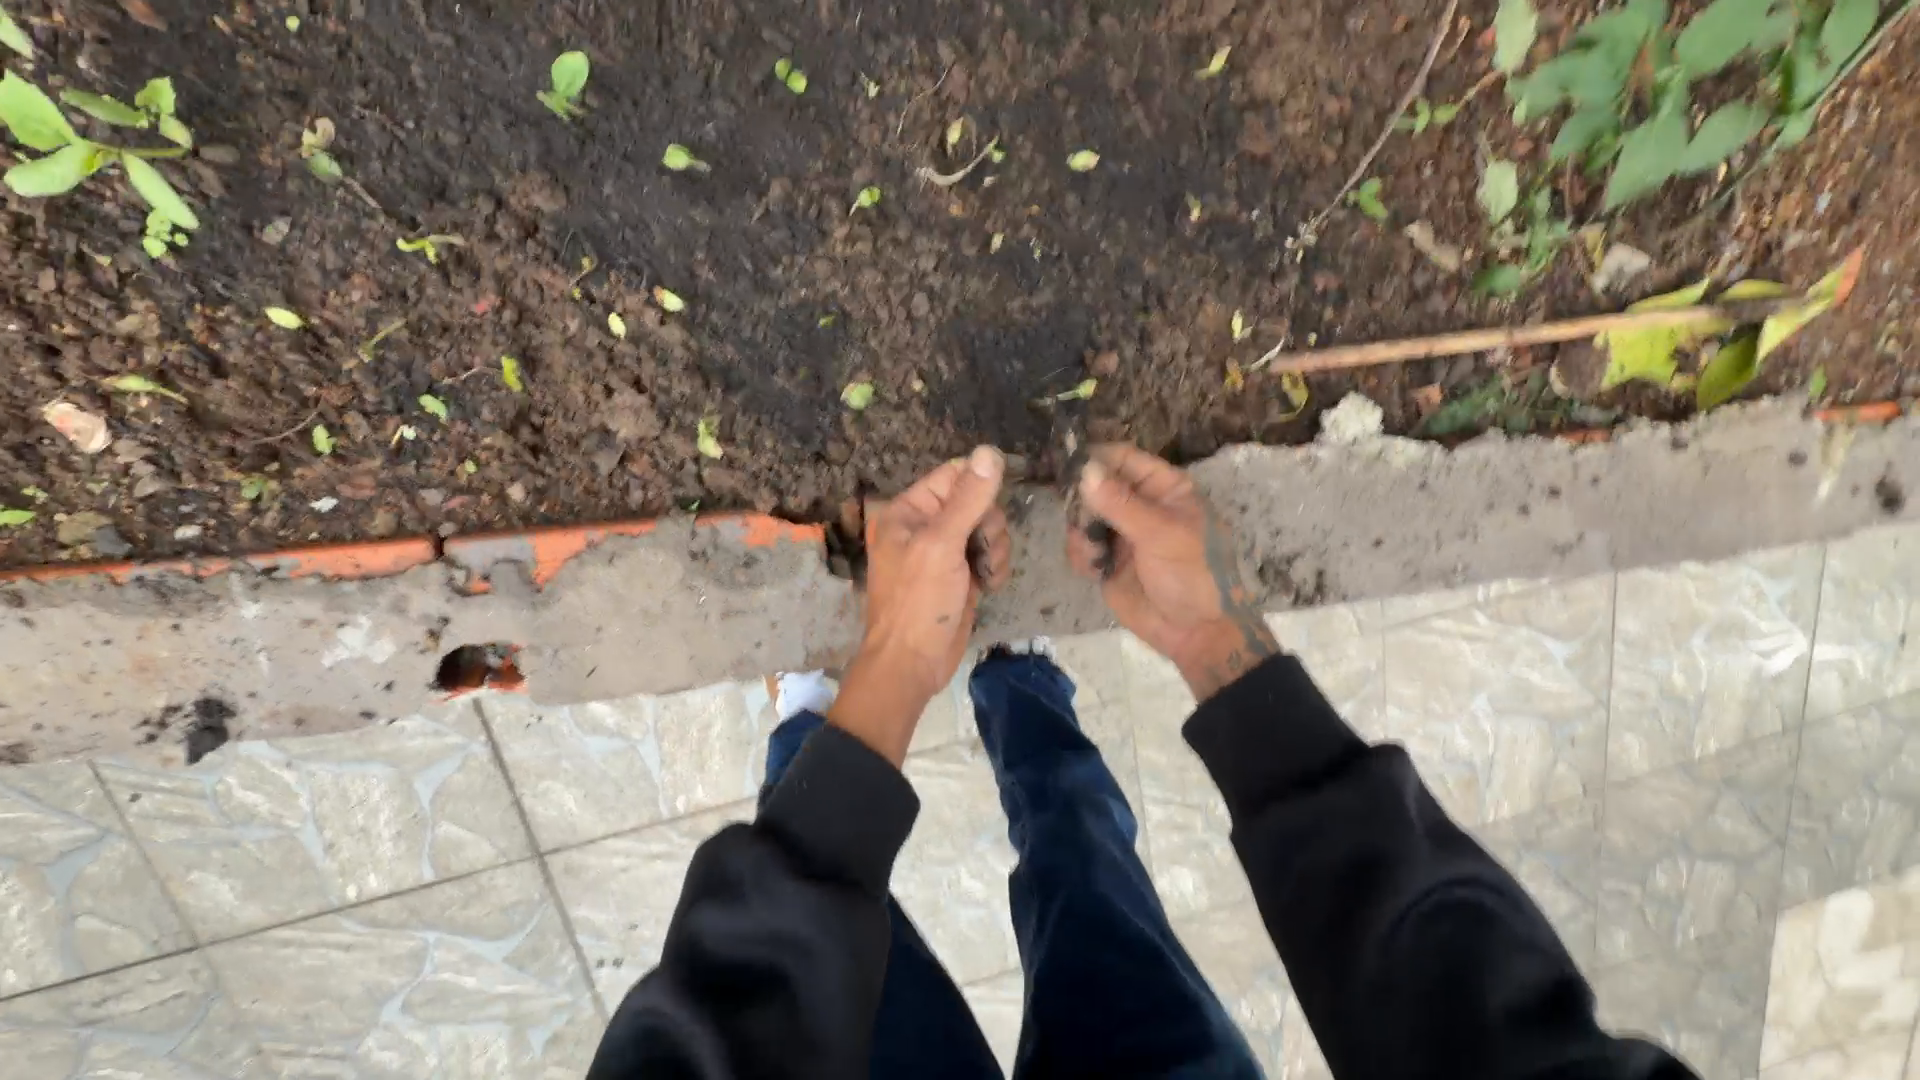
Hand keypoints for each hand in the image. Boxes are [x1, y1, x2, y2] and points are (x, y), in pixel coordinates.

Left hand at [830, 446, 1010, 764]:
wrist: (913, 663)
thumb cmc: (918, 601)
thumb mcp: (942, 544)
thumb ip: (969, 499)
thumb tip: (989, 452)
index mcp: (908, 511)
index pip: (954, 475)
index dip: (979, 486)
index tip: (992, 507)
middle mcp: (924, 526)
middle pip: (976, 501)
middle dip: (988, 525)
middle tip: (979, 551)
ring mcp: (943, 552)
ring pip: (987, 529)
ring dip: (994, 549)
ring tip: (984, 574)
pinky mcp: (960, 575)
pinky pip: (988, 555)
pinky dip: (994, 567)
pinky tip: (988, 586)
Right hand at [1068, 444, 1276, 701]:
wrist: (1194, 632)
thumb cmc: (1191, 574)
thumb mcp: (1160, 535)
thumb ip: (1120, 503)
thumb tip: (1085, 472)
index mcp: (1163, 488)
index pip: (1122, 458)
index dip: (1095, 459)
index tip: (1067, 468)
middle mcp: (1139, 504)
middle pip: (1095, 485)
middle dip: (1082, 501)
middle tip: (1081, 520)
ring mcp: (1121, 533)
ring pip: (1082, 516)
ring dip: (1081, 532)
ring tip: (1095, 553)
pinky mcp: (1106, 560)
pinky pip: (1080, 546)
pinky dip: (1081, 555)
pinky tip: (1095, 569)